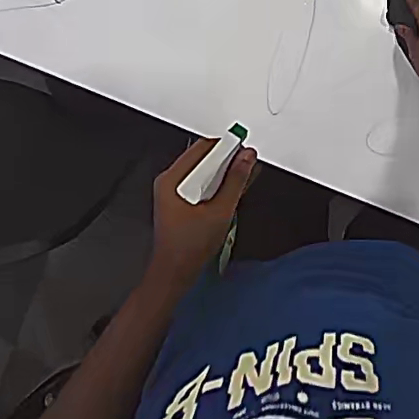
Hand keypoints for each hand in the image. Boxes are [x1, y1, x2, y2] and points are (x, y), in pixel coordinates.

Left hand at [148, 137, 256, 285]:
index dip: (226, 145)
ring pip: (205, 172)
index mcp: (172, 179)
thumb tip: (246, 158)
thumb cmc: (189, 246)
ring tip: (245, 176)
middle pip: (203, 159)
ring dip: (225, 173)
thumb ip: (236, 181)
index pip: (202, 148)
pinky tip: (235, 189)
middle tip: (248, 163)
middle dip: (227, 159)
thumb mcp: (220, 210)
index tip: (245, 147)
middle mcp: (170, 182)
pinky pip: (203, 184)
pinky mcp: (182, 202)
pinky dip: (219, 184)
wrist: (175, 273)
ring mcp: (175, 192)